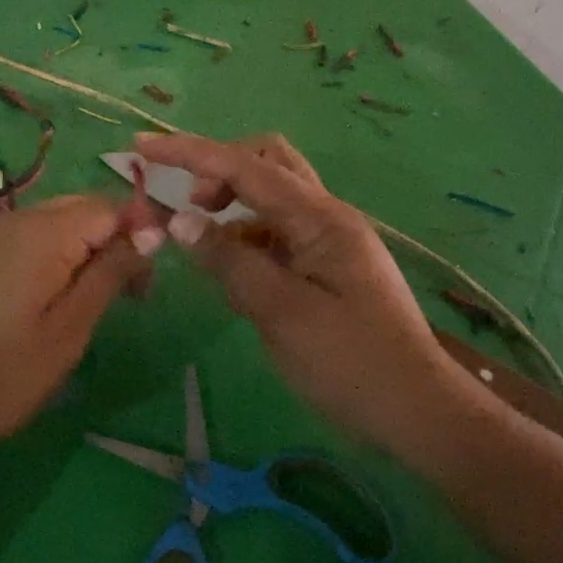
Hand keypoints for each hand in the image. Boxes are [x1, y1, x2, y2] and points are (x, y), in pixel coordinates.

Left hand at [0, 195, 147, 451]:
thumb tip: (149, 232)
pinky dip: (61, 254)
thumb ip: (110, 272)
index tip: (151, 281)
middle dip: (117, 239)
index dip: (141, 233)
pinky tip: (63, 295)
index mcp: (43, 231)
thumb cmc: (6, 374)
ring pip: (61, 221)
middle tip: (134, 293)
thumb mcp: (70, 328)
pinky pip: (36, 237)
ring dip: (90, 247)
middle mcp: (18, 219)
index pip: (109, 207)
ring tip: (103, 299)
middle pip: (85, 208)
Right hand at [136, 132, 465, 453]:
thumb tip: (180, 221)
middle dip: (219, 171)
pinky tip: (236, 275)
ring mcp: (330, 239)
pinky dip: (247, 238)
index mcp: (319, 217)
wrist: (421, 415)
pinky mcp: (328, 265)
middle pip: (266, 161)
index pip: (244, 166)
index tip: (141, 148)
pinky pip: (277, 232)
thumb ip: (228, 261)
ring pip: (272, 196)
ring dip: (232, 207)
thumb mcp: (281, 314)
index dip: (189, 152)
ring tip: (205, 249)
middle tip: (189, 209)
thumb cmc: (351, 364)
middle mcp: (326, 215)